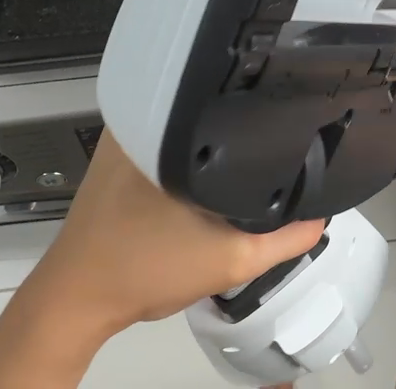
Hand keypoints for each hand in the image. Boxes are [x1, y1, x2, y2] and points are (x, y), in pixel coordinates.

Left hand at [0, 132, 325, 388]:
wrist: (79, 299)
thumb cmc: (144, 271)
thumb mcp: (229, 260)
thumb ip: (283, 238)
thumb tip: (317, 215)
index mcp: (169, 128)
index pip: (229, 95)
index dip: (267, 100)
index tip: (293, 109)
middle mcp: (143, 116)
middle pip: (211, 103)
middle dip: (244, 119)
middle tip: (277, 134)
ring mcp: (125, 131)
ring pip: (188, 118)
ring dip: (214, 134)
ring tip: (246, 149)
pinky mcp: (117, 149)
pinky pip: (167, 133)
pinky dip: (190, 147)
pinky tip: (208, 167)